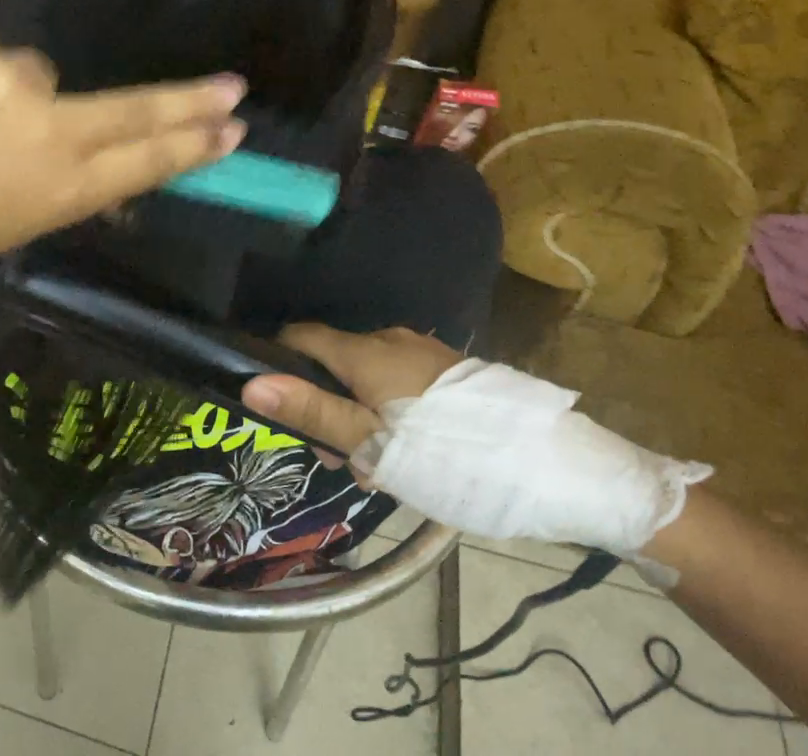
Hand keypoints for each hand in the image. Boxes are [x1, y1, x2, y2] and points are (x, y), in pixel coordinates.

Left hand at [0, 33, 246, 289]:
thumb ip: (47, 188)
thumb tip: (74, 159)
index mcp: (56, 190)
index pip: (143, 160)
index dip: (190, 145)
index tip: (230, 128)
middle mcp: (47, 132)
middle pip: (130, 110)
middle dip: (186, 103)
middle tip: (228, 89)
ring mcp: (6, 83)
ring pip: (31, 75)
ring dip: (10, 95)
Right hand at [242, 325, 710, 555]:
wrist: (557, 471)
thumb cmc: (451, 460)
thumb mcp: (372, 446)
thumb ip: (311, 412)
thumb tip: (250, 383)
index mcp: (366, 352)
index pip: (297, 335)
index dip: (276, 365)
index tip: (280, 411)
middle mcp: (392, 340)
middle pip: (333, 363)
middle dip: (325, 408)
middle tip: (344, 463)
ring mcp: (426, 354)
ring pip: (367, 379)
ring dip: (359, 418)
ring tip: (383, 472)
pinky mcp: (453, 374)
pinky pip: (400, 385)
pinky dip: (391, 415)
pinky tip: (414, 457)